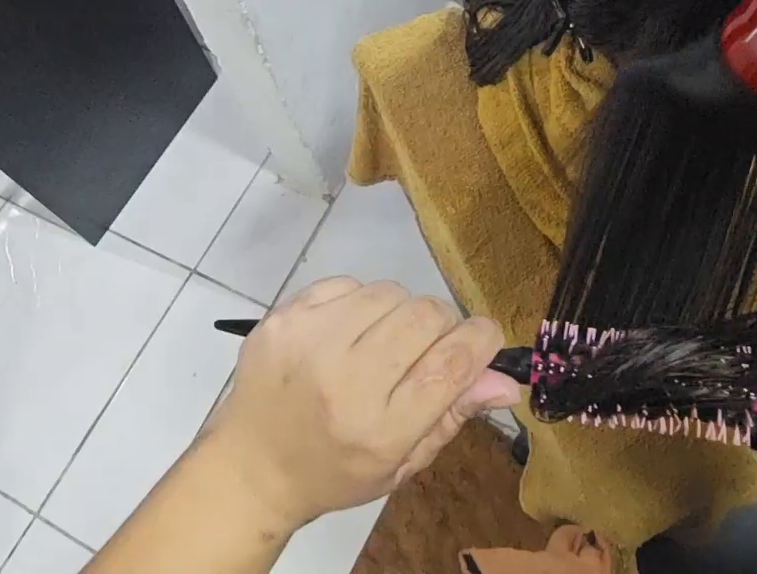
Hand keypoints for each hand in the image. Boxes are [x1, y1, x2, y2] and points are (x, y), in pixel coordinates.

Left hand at [198, 278, 520, 530]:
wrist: (249, 467)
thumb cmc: (334, 472)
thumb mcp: (400, 463)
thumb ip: (453, 416)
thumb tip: (507, 381)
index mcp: (379, 430)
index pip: (452, 363)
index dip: (482, 340)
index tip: (486, 336)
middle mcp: (345, 381)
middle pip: (426, 316)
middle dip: (442, 323)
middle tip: (429, 343)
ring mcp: (310, 342)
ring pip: (390, 292)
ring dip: (400, 310)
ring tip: (383, 338)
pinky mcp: (285, 317)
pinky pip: (348, 283)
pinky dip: (359, 301)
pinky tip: (347, 330)